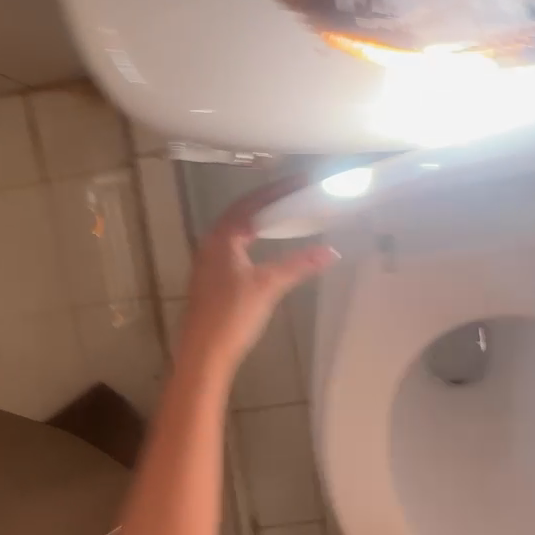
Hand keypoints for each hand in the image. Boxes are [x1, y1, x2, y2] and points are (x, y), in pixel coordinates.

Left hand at [177, 177, 337, 374]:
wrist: (204, 354)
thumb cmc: (232, 315)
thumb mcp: (269, 286)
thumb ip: (299, 265)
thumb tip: (331, 252)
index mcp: (221, 237)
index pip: (252, 202)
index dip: (277, 190)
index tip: (301, 181)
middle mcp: (210, 244)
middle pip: (241, 213)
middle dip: (268, 203)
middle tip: (296, 195)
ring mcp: (207, 263)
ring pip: (236, 232)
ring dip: (259, 221)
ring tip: (285, 216)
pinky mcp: (210, 281)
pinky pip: (234, 248)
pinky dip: (252, 240)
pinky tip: (265, 249)